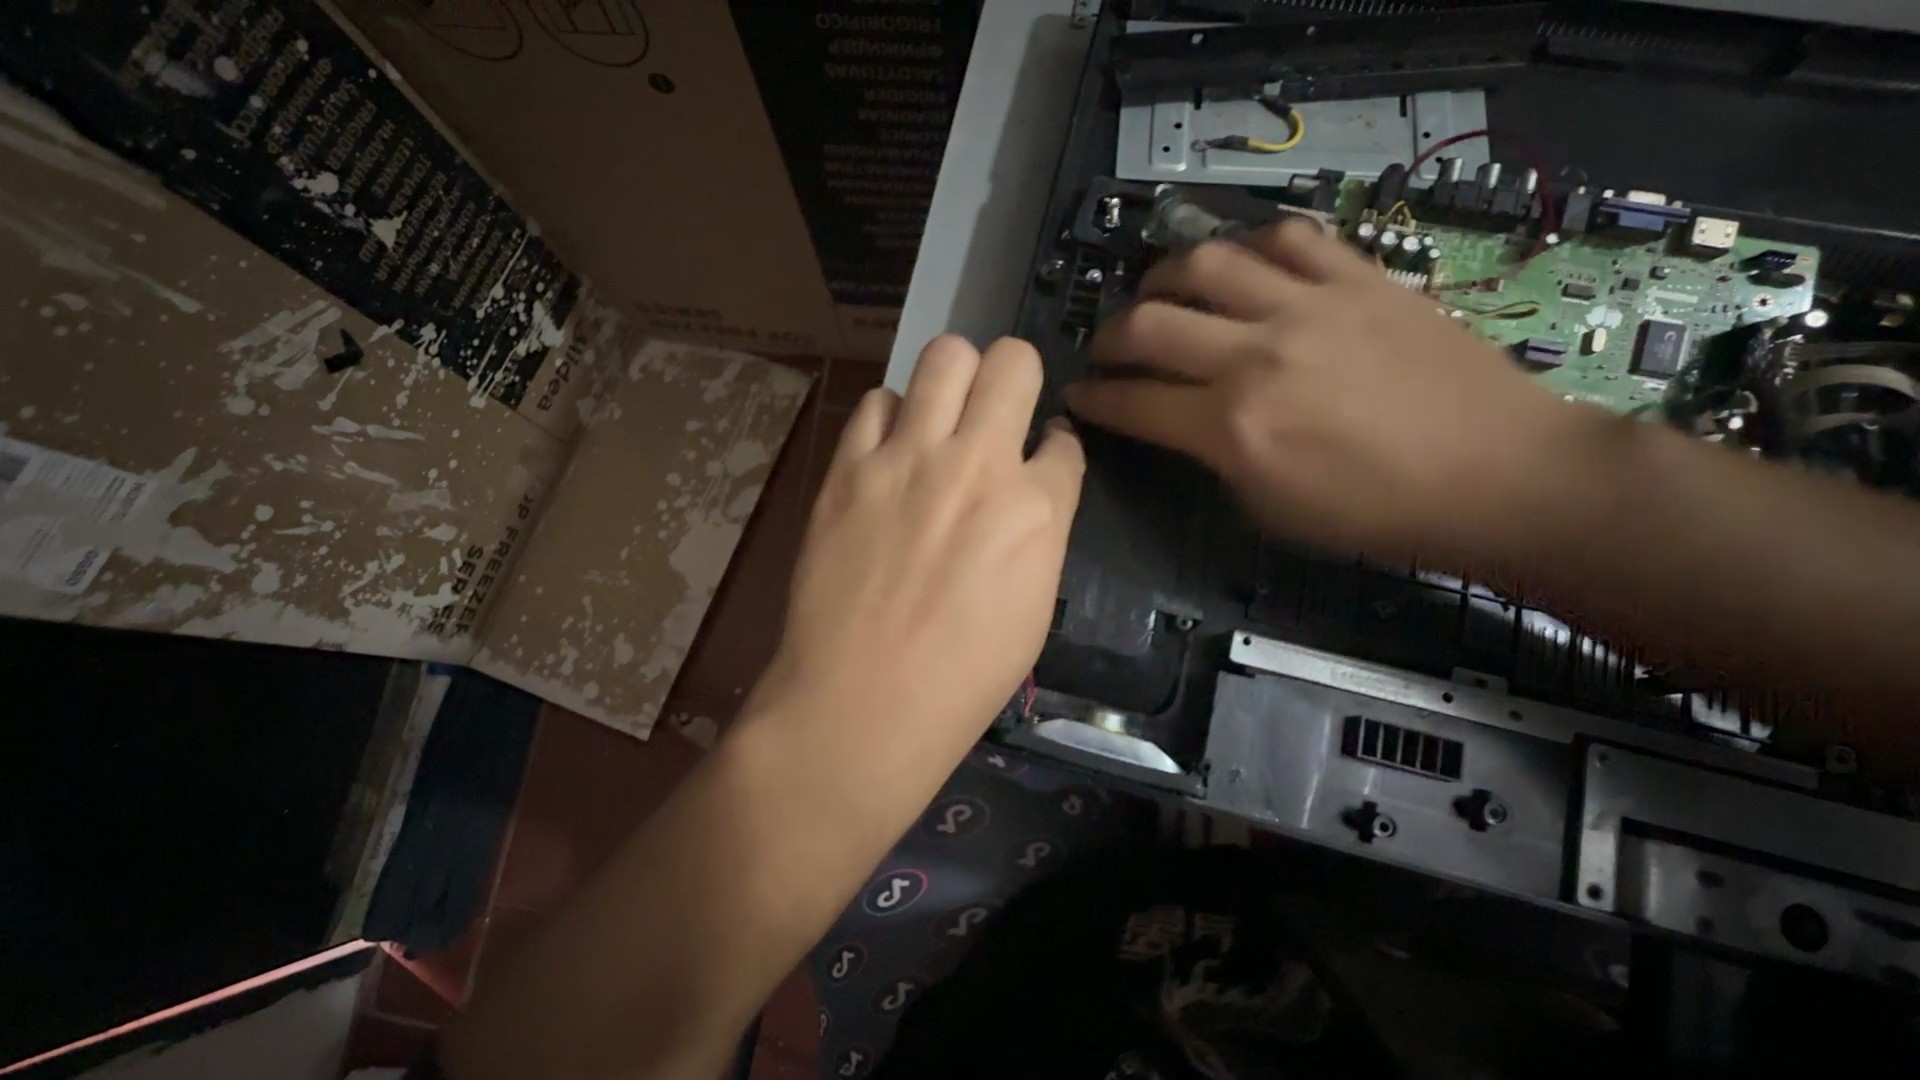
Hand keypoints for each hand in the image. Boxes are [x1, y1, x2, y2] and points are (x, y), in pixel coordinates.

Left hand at [763, 336, 1083, 745]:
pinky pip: (876, 401)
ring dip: (955, 376)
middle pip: (1012, 363)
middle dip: (1015, 375)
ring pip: (944, 357)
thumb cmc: (962, 679)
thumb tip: (1032, 494)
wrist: (864, 702)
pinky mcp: (849, 467)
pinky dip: (890, 417)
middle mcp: (979, 465)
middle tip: (998, 405)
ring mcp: (908, 459)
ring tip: (944, 412)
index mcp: (1037, 510)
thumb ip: (1040, 537)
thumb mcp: (1033, 611)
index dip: (1056, 443)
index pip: (1063, 441)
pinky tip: (889, 449)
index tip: (1042, 451)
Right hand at [1061, 218, 1594, 564]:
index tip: (1076, 394)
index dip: (1092, 398)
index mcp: (1233, 427)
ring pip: (1206, 262)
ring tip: (1160, 291)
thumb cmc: (1381, 515)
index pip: (1133, 400)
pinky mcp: (1359, 277)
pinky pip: (1287, 237)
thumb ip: (1217, 457)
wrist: (1497, 475)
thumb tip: (1189, 421)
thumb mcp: (1274, 509)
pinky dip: (1250, 245)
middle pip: (1150, 323)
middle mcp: (1257, 355)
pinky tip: (1242, 263)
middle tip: (1106, 348)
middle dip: (1109, 336)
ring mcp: (1309, 306)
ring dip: (1164, 277)